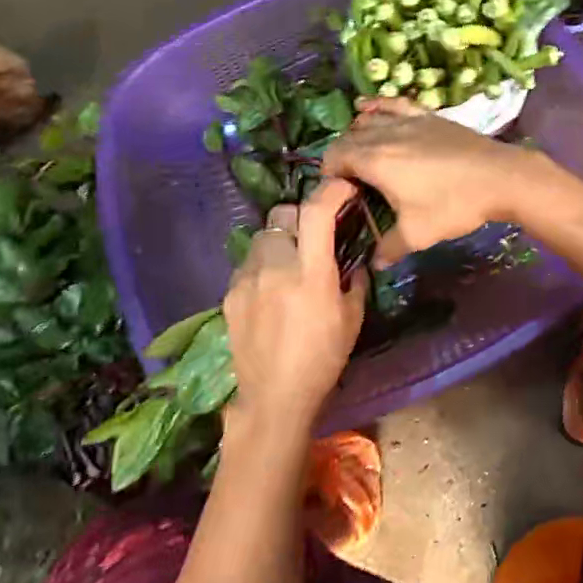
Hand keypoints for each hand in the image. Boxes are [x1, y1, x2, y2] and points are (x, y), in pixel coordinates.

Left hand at [221, 179, 367, 450]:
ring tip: (291, 264)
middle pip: (281, 215)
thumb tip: (353, 261)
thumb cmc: (325, 357)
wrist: (274, 395)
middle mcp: (275, 268)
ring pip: (261, 238)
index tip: (344, 187)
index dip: (331, 191)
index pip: (316, 213)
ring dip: (280, 241)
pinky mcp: (228, 294)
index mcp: (312, 273)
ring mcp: (246, 280)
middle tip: (314, 236)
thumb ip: (354, 281)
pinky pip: (248, 263)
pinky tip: (273, 289)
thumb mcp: (353, 317)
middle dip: (300, 218)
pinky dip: (263, 265)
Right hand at [323, 97, 554, 266]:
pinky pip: (395, 105)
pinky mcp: (430, 116)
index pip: (334, 158)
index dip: (329, 176)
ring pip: (370, 119)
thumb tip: (375, 263)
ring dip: (358, 134)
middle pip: (349, 138)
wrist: (501, 177)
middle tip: (353, 183)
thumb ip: (390, 247)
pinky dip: (378, 106)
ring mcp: (409, 120)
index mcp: (373, 160)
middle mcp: (384, 133)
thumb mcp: (418, 234)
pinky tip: (371, 108)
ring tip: (363, 154)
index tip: (339, 195)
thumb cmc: (454, 205)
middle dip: (343, 158)